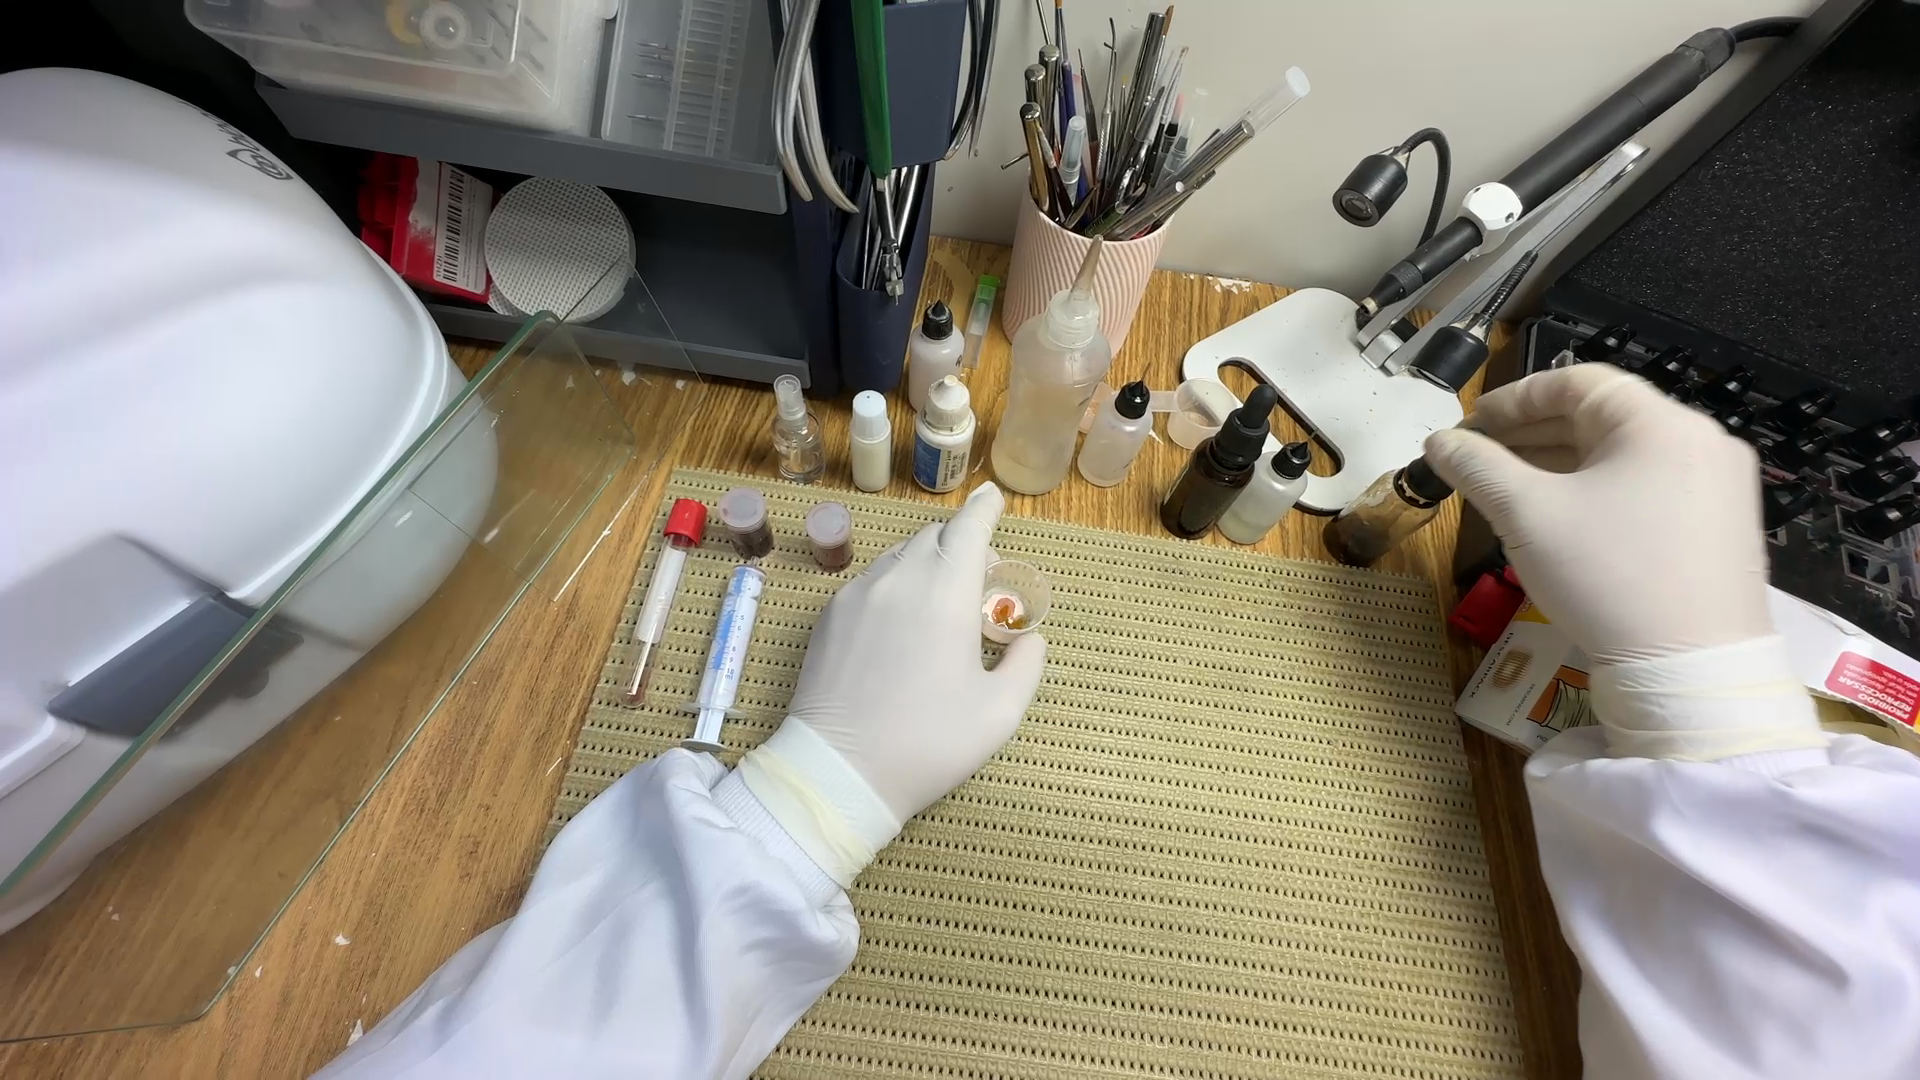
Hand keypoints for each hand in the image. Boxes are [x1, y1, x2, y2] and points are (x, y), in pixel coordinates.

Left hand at [737, 483, 1046, 882]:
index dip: (985, 509)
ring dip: (928, 564)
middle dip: (961, 546)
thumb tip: (1031, 639)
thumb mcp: (998, 714)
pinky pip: (872, 580)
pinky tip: (899, 628)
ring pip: (901, 556)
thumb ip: (1026, 666)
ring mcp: (858, 594)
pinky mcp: (830, 614)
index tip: (995, 499)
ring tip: (938, 608)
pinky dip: (896, 585)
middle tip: (977, 585)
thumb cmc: (926, 744)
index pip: (968, 528)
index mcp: (943, 595)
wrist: (838, 772)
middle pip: (935, 537)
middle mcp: (899, 580)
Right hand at [1423, 363, 1772, 667]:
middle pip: (1596, 416)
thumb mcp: (1524, 512)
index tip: (1466, 427)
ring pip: (1612, 455)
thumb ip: (1475, 466)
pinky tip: (1545, 516)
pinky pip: (1633, 486)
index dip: (1513, 397)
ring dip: (1547, 462)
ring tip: (1497, 489)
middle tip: (1471, 459)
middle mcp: (1696, 444)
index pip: (1578, 382)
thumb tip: (1438, 443)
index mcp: (1661, 426)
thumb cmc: (1604, 572)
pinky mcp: (1707, 526)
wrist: (1686, 665)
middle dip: (1524, 433)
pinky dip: (1581, 488)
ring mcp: (1710, 487)